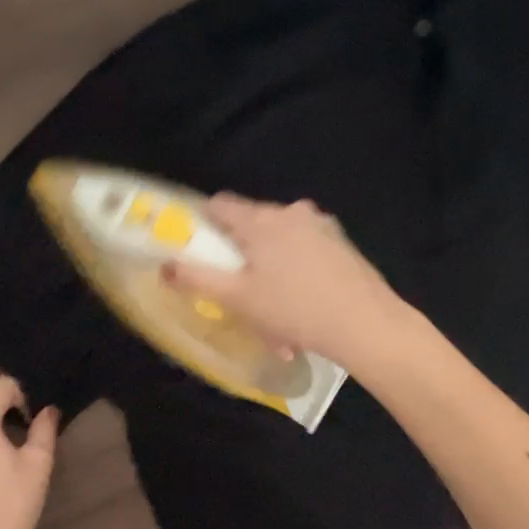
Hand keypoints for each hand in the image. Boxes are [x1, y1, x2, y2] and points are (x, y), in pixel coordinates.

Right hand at [162, 194, 415, 365]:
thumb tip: (164, 263)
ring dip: (269, 278)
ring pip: (279, 247)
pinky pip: (305, 258)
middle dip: (240, 262)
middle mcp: (291, 212)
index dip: (201, 225)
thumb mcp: (237, 298)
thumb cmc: (293, 309)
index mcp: (261, 219)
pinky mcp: (341, 246)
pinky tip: (299, 319)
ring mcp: (321, 227)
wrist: (365, 324)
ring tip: (272, 322)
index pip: (219, 205)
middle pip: (251, 228)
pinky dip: (295, 282)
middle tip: (238, 300)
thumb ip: (196, 278)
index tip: (198, 252)